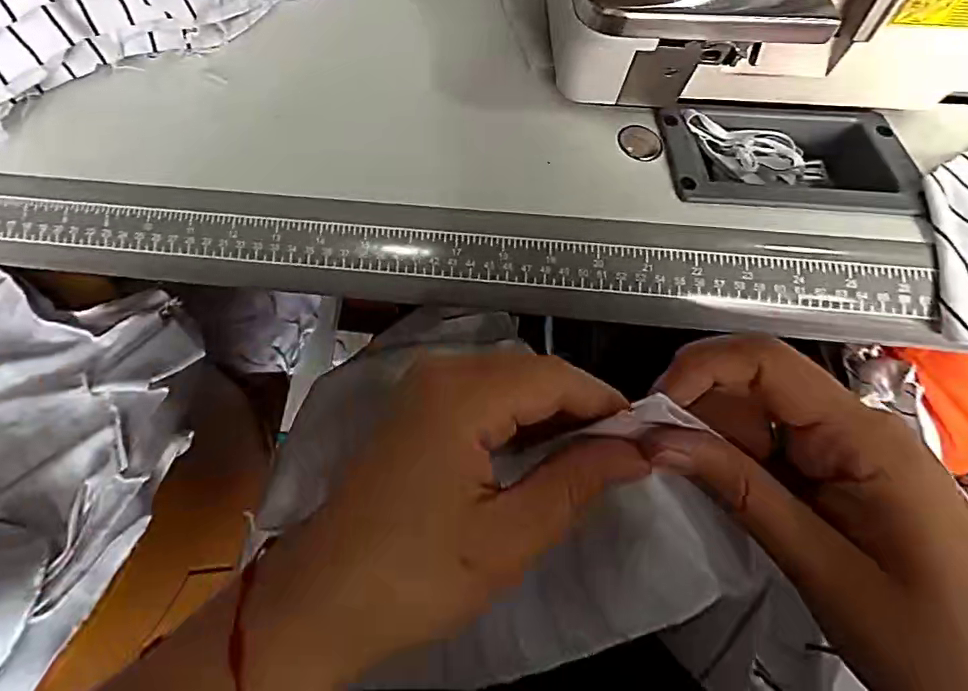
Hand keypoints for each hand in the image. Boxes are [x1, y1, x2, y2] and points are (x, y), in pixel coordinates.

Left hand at [238, 351, 650, 688]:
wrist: (324, 597)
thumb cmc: (415, 574)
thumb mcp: (508, 537)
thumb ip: (575, 482)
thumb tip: (633, 451)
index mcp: (461, 392)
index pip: (554, 376)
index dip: (604, 401)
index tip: (643, 437)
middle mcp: (441, 370)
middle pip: (531, 369)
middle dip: (579, 404)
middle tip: (620, 451)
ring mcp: (424, 383)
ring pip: (508, 376)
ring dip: (549, 408)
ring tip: (589, 453)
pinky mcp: (417, 402)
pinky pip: (482, 390)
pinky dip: (517, 413)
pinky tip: (539, 447)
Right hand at [644, 335, 967, 690]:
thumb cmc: (946, 652)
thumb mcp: (826, 571)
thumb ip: (742, 493)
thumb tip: (664, 439)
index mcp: (866, 437)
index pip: (766, 361)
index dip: (700, 369)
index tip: (655, 406)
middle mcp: (861, 429)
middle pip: (758, 385)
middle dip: (701, 410)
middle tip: (658, 453)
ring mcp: (857, 452)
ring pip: (764, 417)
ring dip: (718, 441)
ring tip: (693, 483)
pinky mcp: (850, 478)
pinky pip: (782, 450)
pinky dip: (743, 466)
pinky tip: (729, 495)